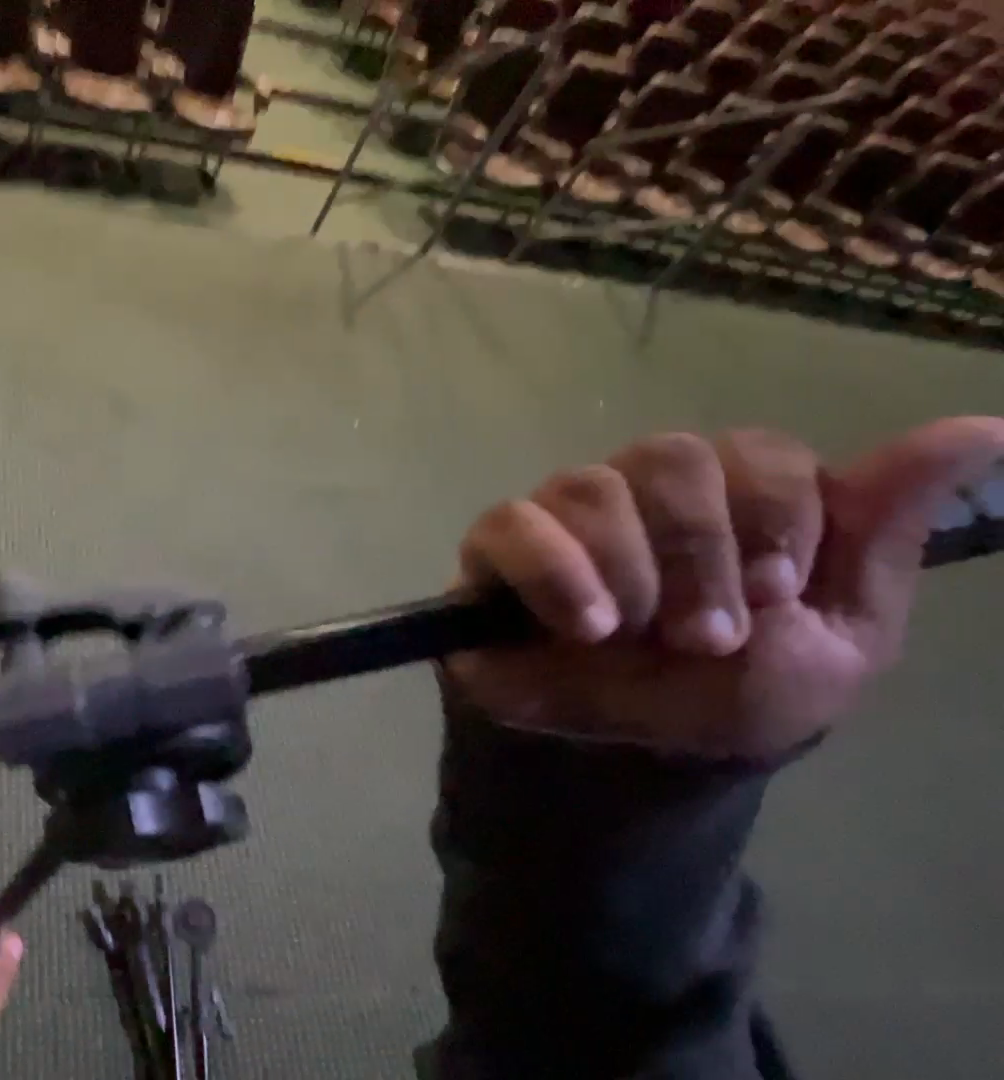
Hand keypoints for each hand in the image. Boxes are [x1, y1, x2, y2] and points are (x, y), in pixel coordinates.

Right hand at [447, 417, 1003, 758]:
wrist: (628, 753)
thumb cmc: (729, 694)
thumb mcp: (836, 634)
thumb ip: (880, 537)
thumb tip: (978, 429)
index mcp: (727, 500)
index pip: (755, 450)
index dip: (772, 514)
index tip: (774, 595)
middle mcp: (640, 490)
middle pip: (668, 456)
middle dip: (698, 553)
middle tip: (703, 636)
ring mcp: (561, 515)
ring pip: (591, 488)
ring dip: (629, 573)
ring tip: (627, 639)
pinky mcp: (495, 547)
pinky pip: (512, 524)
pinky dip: (552, 570)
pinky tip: (580, 625)